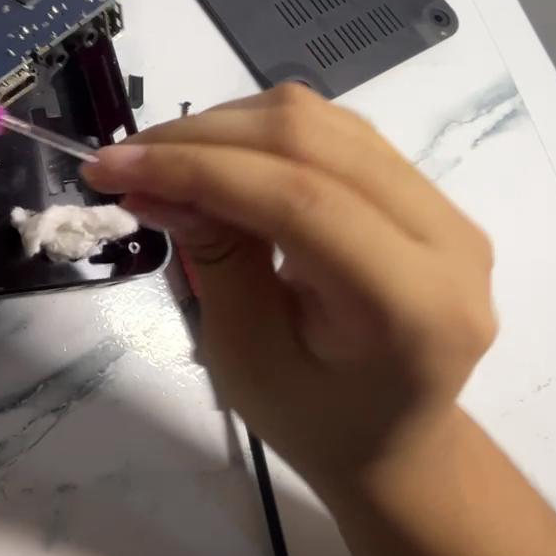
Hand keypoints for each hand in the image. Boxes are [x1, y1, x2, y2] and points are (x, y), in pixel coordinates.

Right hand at [81, 84, 495, 495]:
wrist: (387, 437)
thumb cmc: (309, 415)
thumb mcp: (242, 351)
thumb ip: (210, 255)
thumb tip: (152, 183)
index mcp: (412, 303)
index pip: (297, 199)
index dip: (193, 168)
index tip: (108, 168)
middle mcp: (446, 237)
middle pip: (309, 139)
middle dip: (196, 137)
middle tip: (119, 161)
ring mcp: (440, 204)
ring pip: (315, 118)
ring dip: (218, 125)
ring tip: (155, 158)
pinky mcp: (415, 188)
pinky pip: (325, 127)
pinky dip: (249, 129)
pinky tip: (206, 155)